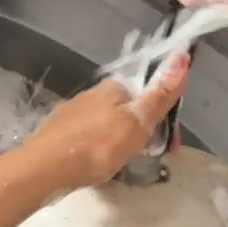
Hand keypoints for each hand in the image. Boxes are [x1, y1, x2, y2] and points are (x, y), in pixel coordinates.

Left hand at [18, 53, 189, 189]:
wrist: (44, 170)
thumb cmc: (97, 146)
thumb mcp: (137, 122)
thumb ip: (160, 94)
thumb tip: (182, 56)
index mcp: (113, 88)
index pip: (147, 92)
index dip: (164, 115)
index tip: (173, 142)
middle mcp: (91, 95)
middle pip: (127, 109)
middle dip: (144, 129)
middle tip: (151, 156)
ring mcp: (73, 114)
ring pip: (108, 123)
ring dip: (123, 139)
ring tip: (127, 162)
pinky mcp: (59, 134)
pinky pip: (90, 137)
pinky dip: (101, 148)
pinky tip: (100, 163)